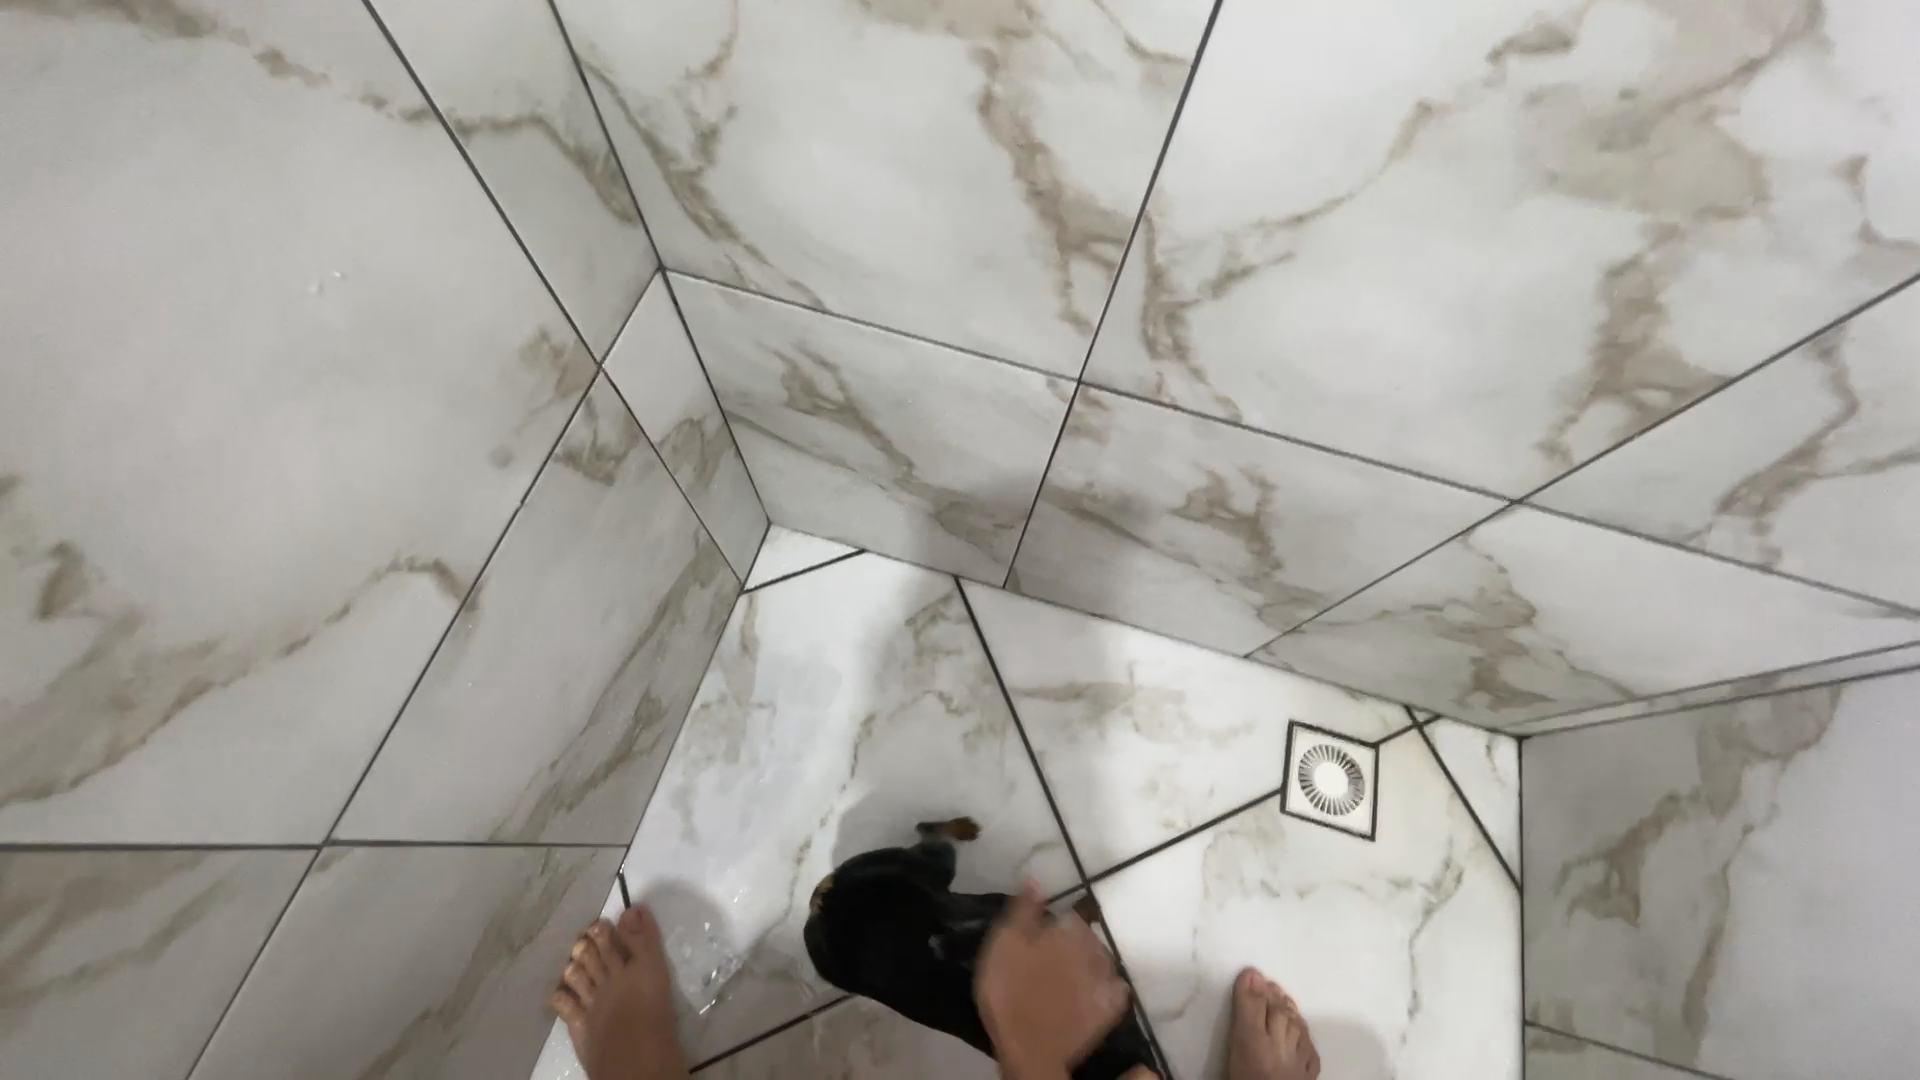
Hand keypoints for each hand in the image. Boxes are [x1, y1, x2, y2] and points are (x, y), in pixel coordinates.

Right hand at [975, 883, 1131, 1079]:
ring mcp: (1098, 984)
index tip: (1053, 924)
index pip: (1073, 916)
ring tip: (1083, 962)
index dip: (1063, 920)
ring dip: (1097, 958)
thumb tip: (1035, 879)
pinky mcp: (1103, 1014)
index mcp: (1066, 933)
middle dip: (1081, 938)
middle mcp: (1088, 953)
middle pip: (1090, 938)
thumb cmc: (1009, 989)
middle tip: (1064, 944)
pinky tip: (1107, 987)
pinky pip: (1116, 994)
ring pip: (1105, 962)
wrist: (1027, 1045)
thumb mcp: (1005, 941)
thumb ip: (1023, 910)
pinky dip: (1113, 987)